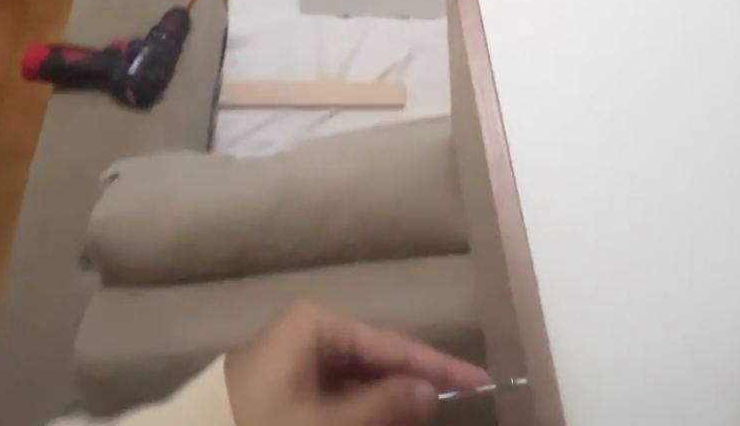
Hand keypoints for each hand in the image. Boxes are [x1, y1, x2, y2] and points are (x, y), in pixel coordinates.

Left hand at [225, 302, 490, 425]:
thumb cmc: (259, 424)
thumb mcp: (321, 422)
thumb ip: (380, 405)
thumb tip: (431, 389)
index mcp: (318, 324)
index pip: (391, 344)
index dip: (437, 365)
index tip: (479, 380)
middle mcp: (312, 333)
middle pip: (378, 360)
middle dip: (415, 383)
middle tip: (462, 399)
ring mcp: (299, 361)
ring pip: (360, 381)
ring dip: (390, 401)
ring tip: (430, 410)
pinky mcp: (289, 390)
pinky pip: (339, 396)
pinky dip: (364, 411)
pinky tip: (388, 418)